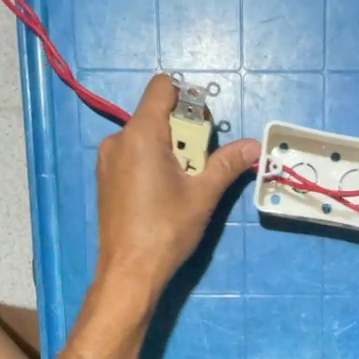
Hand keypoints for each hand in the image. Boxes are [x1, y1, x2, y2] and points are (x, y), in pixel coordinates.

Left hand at [94, 75, 259, 304]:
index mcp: (141, 134)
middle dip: (183, 132)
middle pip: (156, 115)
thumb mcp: (203, 195)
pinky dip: (151, 165)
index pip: (162, 87)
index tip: (203, 129)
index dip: (187, 98)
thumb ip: (226, 164)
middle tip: (198, 166)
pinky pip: (132, 157)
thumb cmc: (167, 230)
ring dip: (168, 151)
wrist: (129, 271)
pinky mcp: (105, 180)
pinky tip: (161, 196)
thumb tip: (253, 145)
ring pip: (144, 138)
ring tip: (181, 185)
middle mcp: (118, 139)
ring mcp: (107, 161)